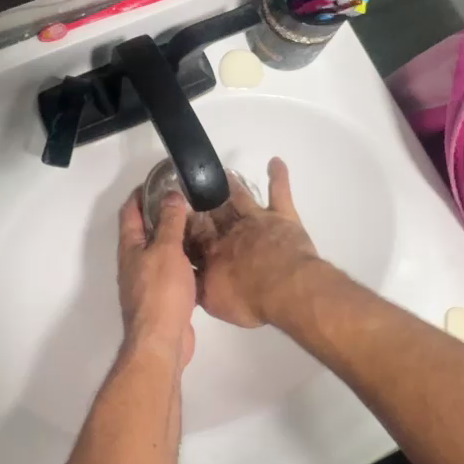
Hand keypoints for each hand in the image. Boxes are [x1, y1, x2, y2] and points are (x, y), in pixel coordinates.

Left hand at [117, 189, 196, 365]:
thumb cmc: (161, 292)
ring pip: (162, 251)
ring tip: (201, 223)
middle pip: (146, 230)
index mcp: (130, 247)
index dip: (142, 192)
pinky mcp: (163, 297)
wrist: (161, 343)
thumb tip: (171, 195)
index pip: (131, 211)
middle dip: (162, 213)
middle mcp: (135, 262)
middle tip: (188, 200)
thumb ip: (170, 222)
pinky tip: (205, 258)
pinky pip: (174, 271)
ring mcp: (148, 281)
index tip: (160, 179)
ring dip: (177, 237)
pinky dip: (186, 261)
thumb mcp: (167, 250)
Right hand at [191, 158, 319, 327]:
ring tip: (222, 175)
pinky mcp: (282, 216)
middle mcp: (231, 229)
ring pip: (242, 197)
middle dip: (204, 201)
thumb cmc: (249, 299)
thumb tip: (185, 280)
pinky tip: (275, 161)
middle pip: (215, 212)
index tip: (178, 213)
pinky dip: (278, 175)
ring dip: (233, 185)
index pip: (195, 234)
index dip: (187, 224)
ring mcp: (257, 219)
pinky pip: (280, 191)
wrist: (285, 289)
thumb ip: (198, 288)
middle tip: (196, 190)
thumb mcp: (214, 302)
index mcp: (213, 250)